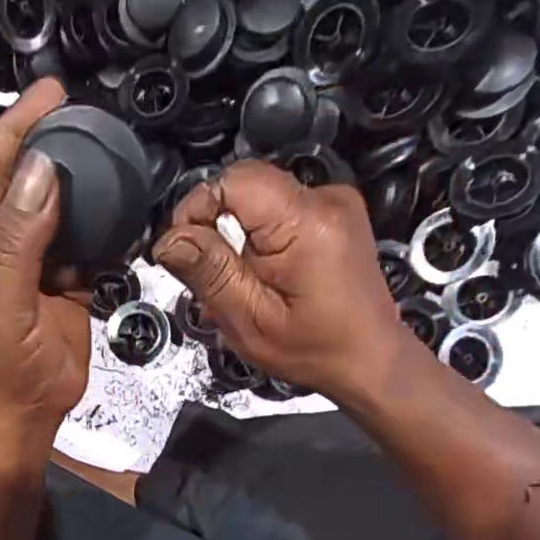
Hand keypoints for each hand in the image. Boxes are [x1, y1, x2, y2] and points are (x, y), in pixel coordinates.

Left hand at [0, 79, 88, 451]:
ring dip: (80, 181)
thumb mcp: (3, 299)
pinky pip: (86, 242)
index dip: (14, 132)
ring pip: (58, 209)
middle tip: (83, 113)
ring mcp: (38, 263)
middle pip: (25, 182)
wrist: (31, 411)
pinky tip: (121, 204)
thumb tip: (42, 170)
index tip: (49, 95)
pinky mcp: (68, 282)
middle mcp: (3, 245)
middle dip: (48, 144)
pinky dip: (102, 224)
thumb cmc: (4, 362)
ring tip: (107, 148)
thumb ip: (19, 237)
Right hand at [152, 160, 424, 401]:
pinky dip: (257, 241)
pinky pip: (276, 212)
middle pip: (242, 186)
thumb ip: (209, 273)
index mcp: (307, 224)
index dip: (197, 211)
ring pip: (255, 200)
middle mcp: (325, 202)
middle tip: (210, 276)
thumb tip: (170, 239)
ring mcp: (332, 204)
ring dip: (234, 238)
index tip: (184, 250)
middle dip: (214, 228)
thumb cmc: (320, 349)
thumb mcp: (250, 321)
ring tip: (239, 284)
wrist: (369, 358)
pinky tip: (260, 276)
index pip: (231, 181)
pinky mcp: (331, 214)